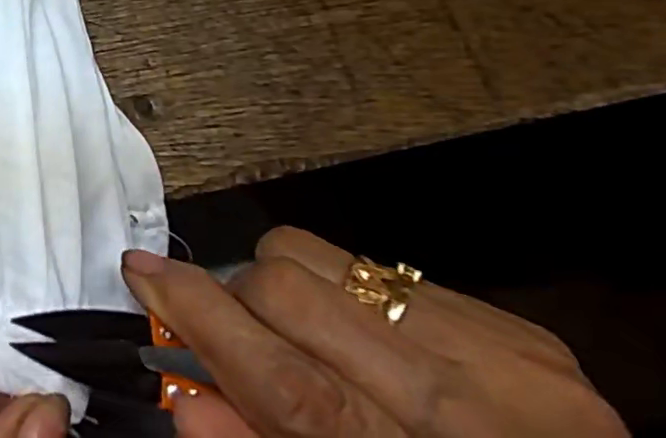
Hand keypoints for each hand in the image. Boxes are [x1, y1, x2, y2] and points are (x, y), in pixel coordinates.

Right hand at [120, 229, 628, 437]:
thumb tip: (185, 398)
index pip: (286, 380)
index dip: (199, 317)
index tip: (141, 273)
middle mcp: (474, 408)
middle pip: (294, 291)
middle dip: (236, 297)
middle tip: (230, 328)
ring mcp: (507, 358)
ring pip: (329, 257)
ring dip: (286, 284)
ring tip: (304, 335)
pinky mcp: (523, 331)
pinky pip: (383, 268)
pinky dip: (347, 295)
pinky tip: (372, 345)